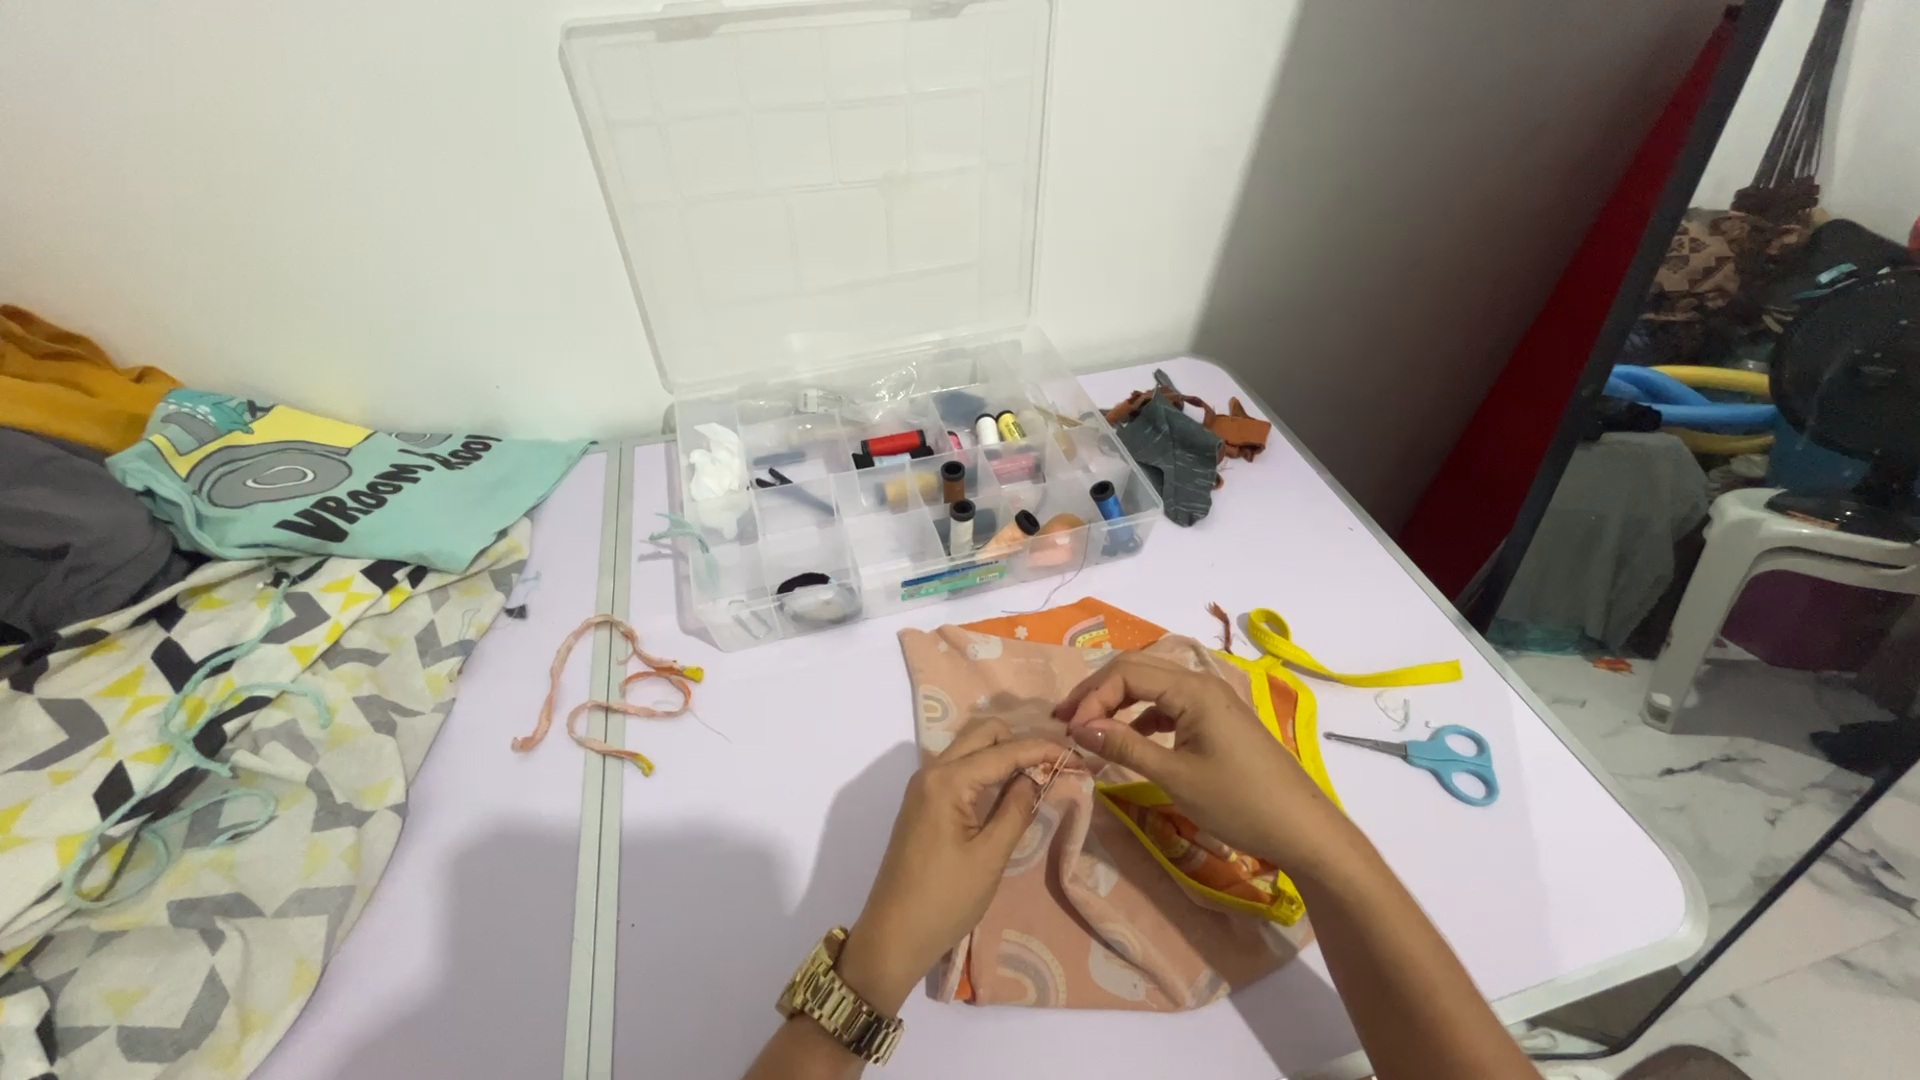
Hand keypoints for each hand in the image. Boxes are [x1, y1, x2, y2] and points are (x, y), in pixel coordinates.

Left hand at [836, 718, 1061, 1014]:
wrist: (892, 935)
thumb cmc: (945, 900)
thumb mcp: (990, 857)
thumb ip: (1016, 809)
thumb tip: (1037, 776)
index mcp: (947, 781)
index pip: (1004, 751)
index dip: (1042, 750)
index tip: (1076, 756)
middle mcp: (932, 771)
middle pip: (983, 734)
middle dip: (1020, 742)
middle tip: (1053, 766)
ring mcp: (924, 784)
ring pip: (970, 747)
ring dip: (1003, 753)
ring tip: (1037, 775)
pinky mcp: (923, 800)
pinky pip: (960, 766)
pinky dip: (986, 767)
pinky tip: (1007, 788)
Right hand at [1053, 652, 1357, 873]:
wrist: (1304, 830)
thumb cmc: (1239, 803)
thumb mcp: (1175, 777)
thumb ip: (1125, 747)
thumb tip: (1079, 728)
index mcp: (1192, 689)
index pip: (1126, 673)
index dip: (1092, 698)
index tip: (1070, 731)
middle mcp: (1201, 683)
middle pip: (1136, 669)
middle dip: (1097, 692)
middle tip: (1065, 720)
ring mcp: (1210, 700)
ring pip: (1151, 684)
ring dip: (1117, 701)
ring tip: (1088, 727)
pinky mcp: (1215, 719)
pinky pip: (1168, 703)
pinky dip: (1141, 715)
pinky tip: (1128, 738)